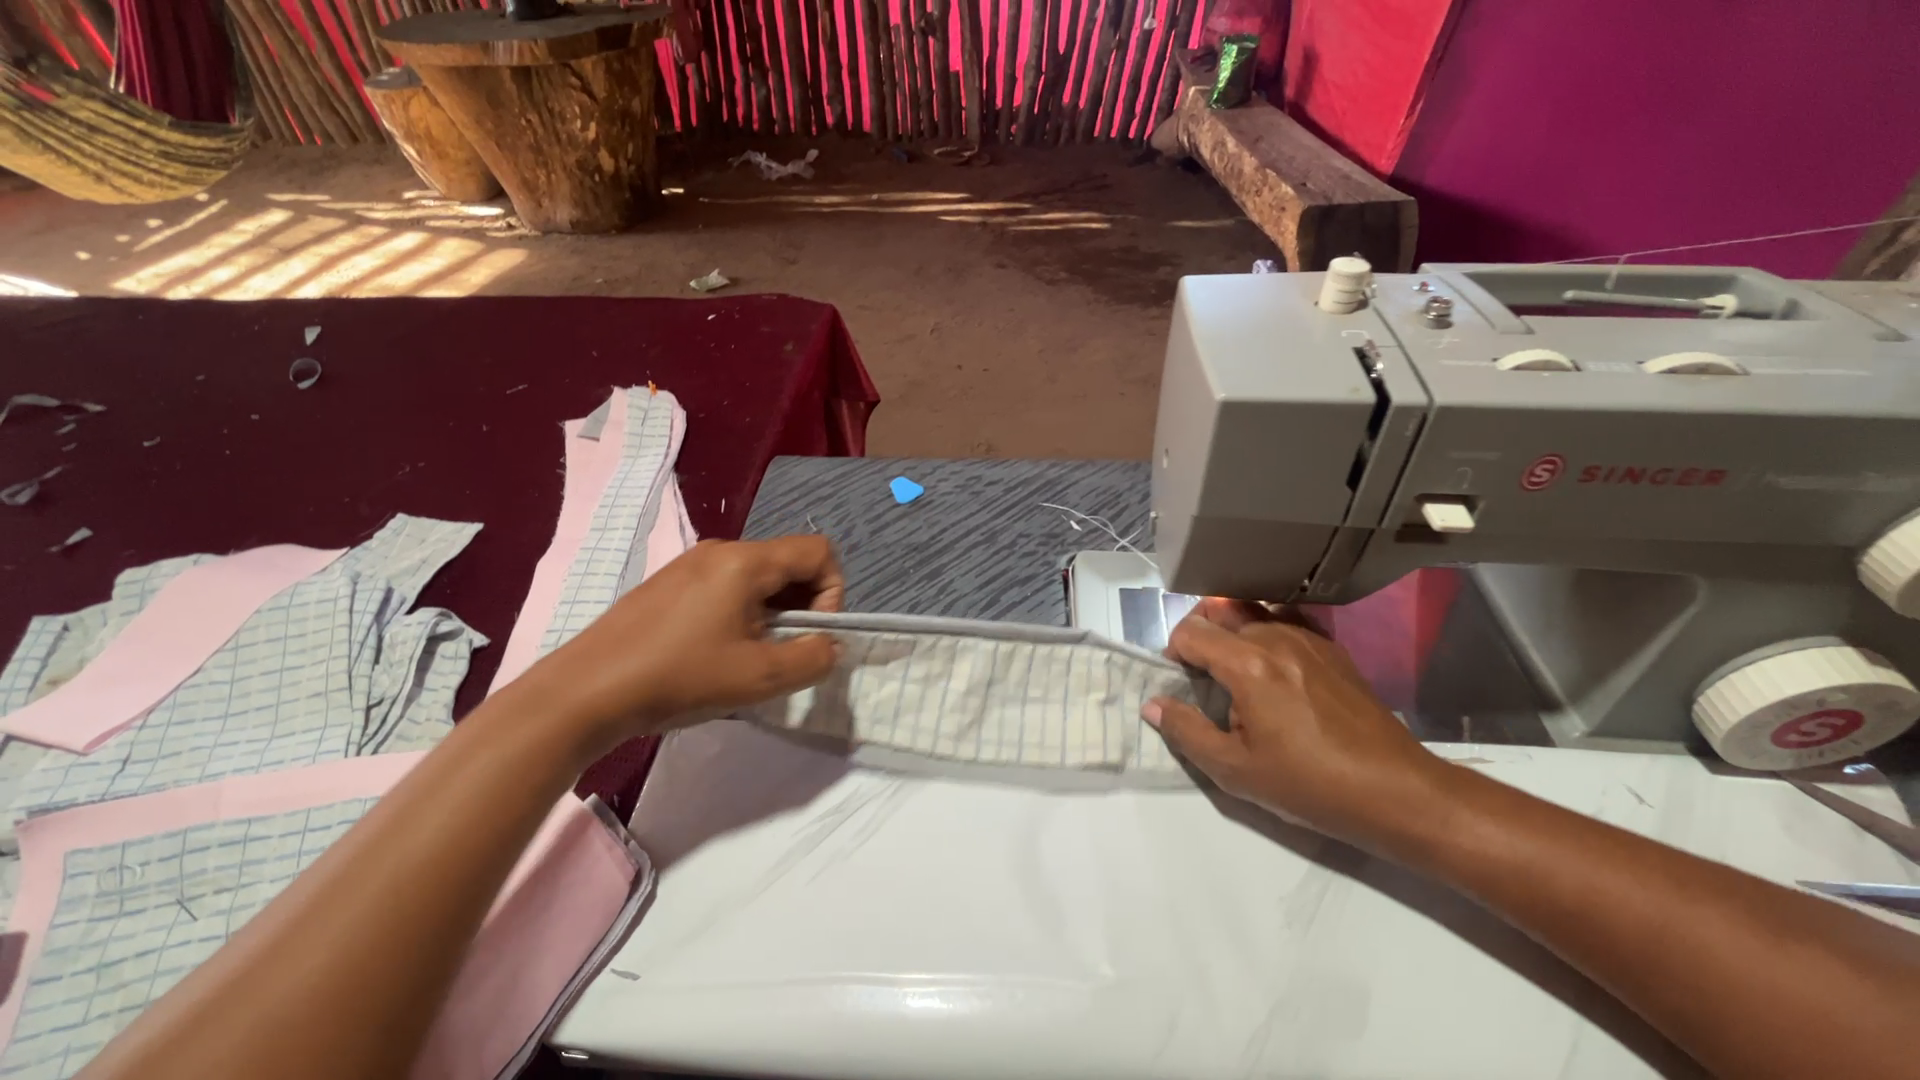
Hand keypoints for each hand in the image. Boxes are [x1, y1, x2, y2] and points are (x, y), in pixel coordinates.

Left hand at [521, 535, 844, 749]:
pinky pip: (724, 589)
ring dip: (769, 615)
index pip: (818, 552)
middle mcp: (718, 551)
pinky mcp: (667, 587)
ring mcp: (688, 566)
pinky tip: (713, 657)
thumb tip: (827, 645)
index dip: (832, 593)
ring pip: (755, 579)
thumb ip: (811, 658)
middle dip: (801, 607)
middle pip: (787, 563)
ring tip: (747, 660)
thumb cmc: (680, 678)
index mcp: (745, 562)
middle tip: (781, 653)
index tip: (810, 636)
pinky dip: (739, 616)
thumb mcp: (760, 678)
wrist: (586, 691)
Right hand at [1144, 598, 1448, 846]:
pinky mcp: (1333, 649)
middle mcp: (1276, 637)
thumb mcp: (1235, 770)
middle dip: (1201, 635)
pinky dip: (1267, 635)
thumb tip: (1154, 704)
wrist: (1393, 790)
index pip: (1190, 632)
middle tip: (1203, 677)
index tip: (1182, 684)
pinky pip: (1286, 623)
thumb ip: (1187, 731)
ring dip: (1234, 633)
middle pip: (1220, 611)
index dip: (1174, 654)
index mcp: (1248, 664)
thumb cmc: (1308, 784)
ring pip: (1254, 613)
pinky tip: (1274, 673)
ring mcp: (1309, 639)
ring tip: (1238, 676)